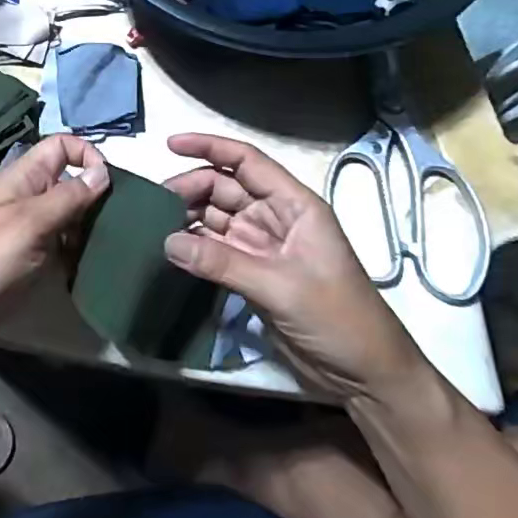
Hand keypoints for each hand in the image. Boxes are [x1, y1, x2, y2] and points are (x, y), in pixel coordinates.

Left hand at [0, 135, 109, 340]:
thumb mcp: (33, 221)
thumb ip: (70, 195)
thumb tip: (104, 172)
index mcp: (26, 176)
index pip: (62, 145)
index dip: (86, 153)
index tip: (106, 181)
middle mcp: (33, 194)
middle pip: (72, 177)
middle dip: (93, 192)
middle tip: (110, 216)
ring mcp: (36, 223)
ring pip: (74, 209)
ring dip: (89, 221)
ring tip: (102, 239)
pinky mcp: (40, 250)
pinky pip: (68, 237)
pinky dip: (80, 244)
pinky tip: (88, 258)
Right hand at [162, 133, 425, 402]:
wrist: (365, 373)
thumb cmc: (337, 317)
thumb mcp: (280, 286)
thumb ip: (222, 262)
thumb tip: (167, 242)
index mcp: (293, 204)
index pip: (247, 161)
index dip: (210, 147)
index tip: (170, 144)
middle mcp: (275, 217)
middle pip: (226, 188)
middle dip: (191, 189)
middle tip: (153, 205)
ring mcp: (263, 246)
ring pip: (217, 218)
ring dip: (188, 219)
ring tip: (153, 225)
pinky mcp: (253, 274)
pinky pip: (216, 250)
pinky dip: (194, 248)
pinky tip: (169, 250)